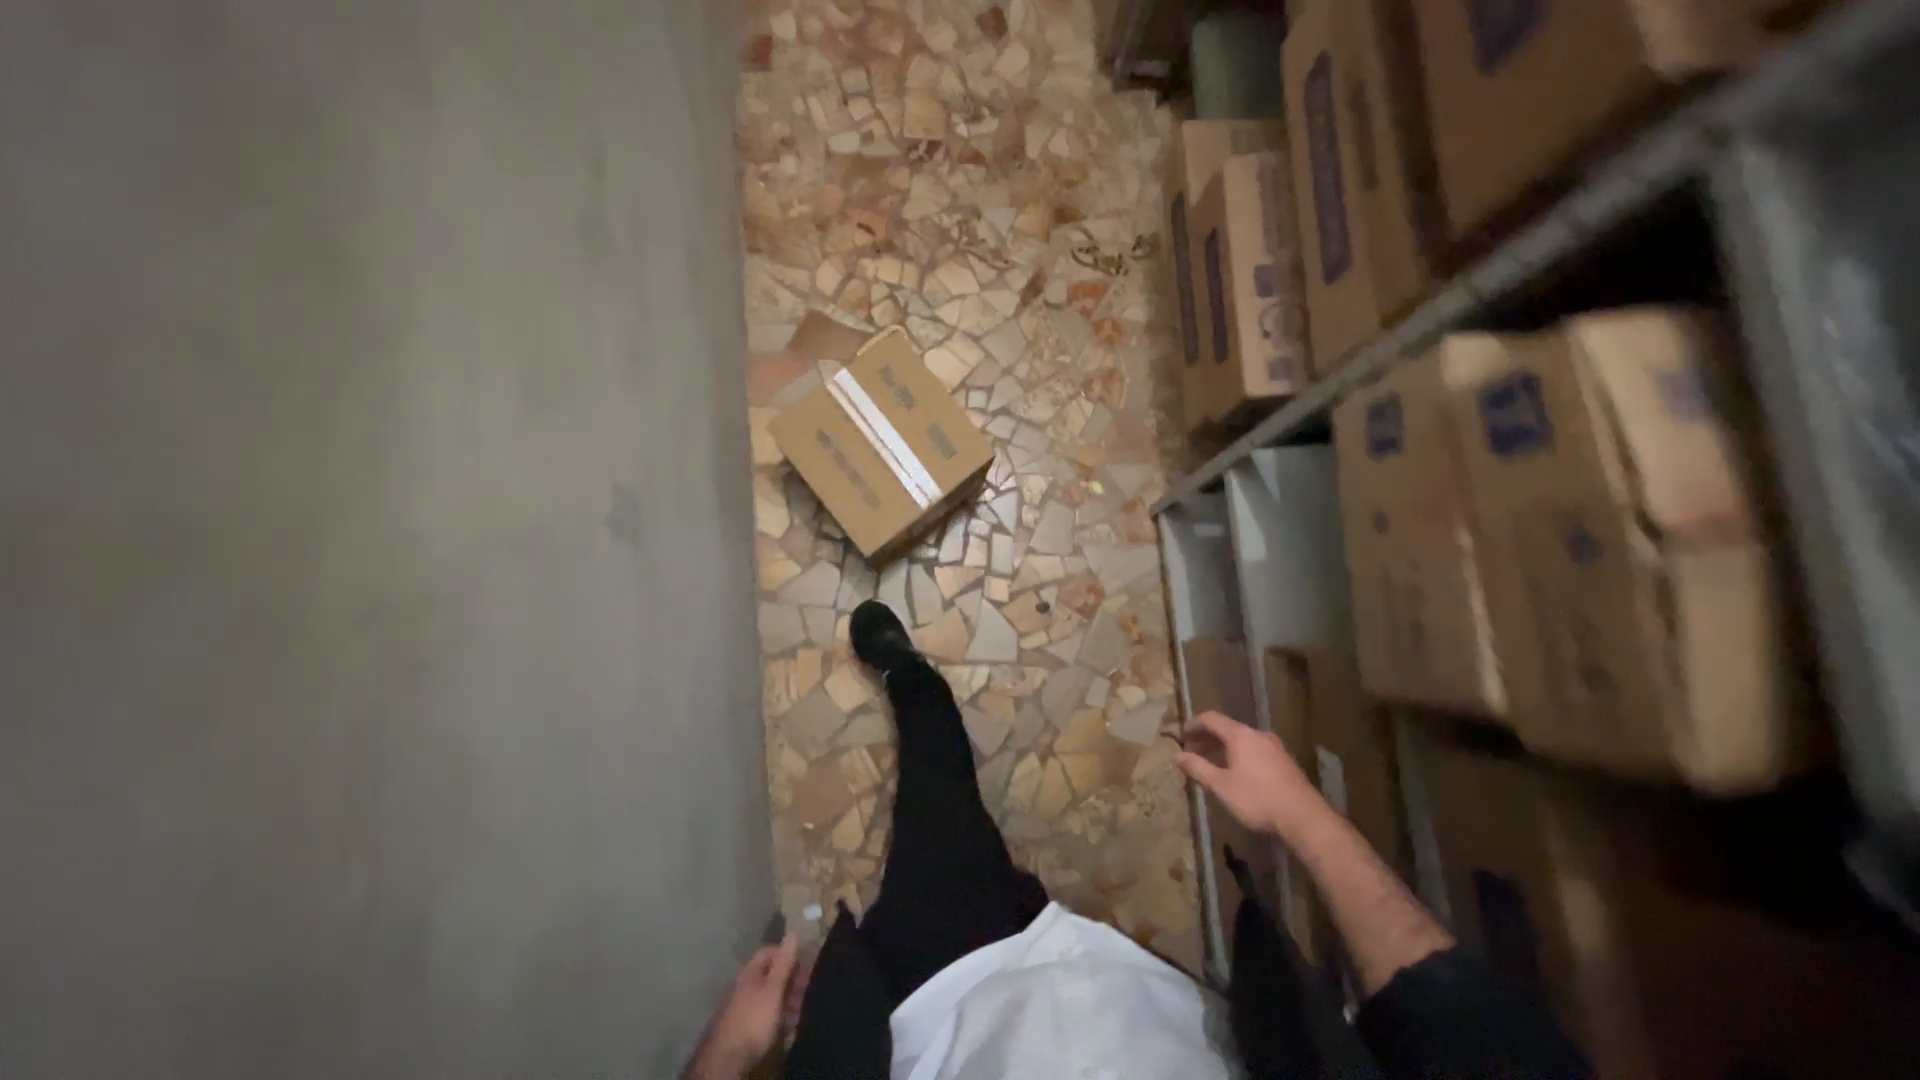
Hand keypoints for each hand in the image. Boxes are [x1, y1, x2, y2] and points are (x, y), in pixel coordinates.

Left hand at [684, 933, 804, 1079]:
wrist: (727, 1058)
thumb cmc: (753, 1018)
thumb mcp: (773, 989)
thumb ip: (784, 962)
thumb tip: (792, 932)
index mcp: (751, 972)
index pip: (770, 952)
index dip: (789, 956)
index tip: (805, 968)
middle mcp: (745, 984)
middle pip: (772, 973)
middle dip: (791, 981)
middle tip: (806, 992)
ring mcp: (744, 1005)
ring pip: (771, 995)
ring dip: (788, 1000)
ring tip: (800, 1011)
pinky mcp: (745, 1024)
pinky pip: (767, 1012)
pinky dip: (779, 1014)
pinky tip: (788, 1024)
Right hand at [1176, 710, 1321, 837]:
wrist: (1303, 817)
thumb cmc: (1256, 798)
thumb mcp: (1220, 785)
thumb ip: (1197, 768)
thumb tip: (1178, 756)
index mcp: (1240, 735)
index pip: (1211, 718)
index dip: (1192, 725)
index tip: (1180, 738)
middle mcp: (1258, 734)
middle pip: (1227, 728)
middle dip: (1206, 739)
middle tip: (1192, 753)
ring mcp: (1275, 747)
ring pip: (1242, 740)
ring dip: (1223, 749)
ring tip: (1211, 765)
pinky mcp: (1285, 762)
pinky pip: (1255, 750)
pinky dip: (1239, 756)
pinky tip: (1236, 774)